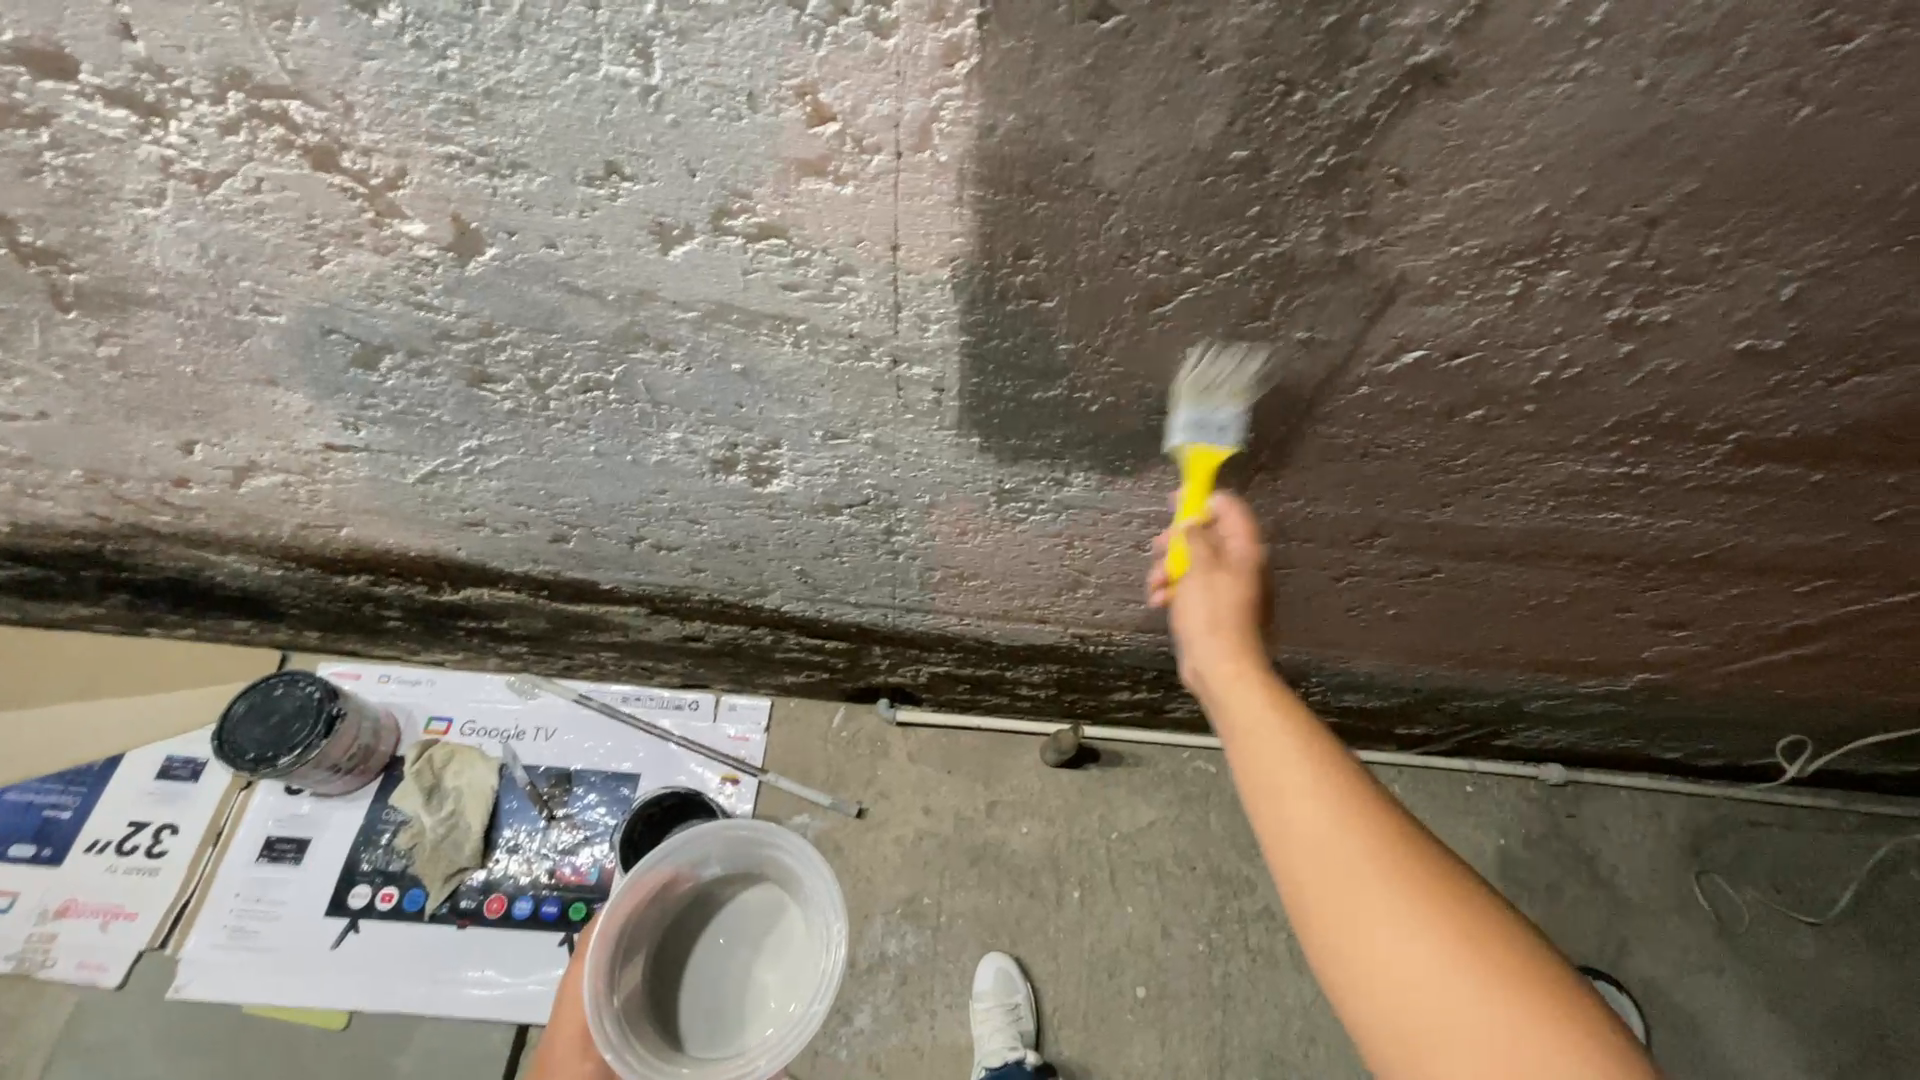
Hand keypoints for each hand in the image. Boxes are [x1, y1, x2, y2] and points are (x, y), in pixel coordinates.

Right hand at [1147, 492, 1272, 696]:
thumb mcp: (1200, 567)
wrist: (1219, 666)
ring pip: (1192, 562)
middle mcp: (1238, 564)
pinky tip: (1158, 601)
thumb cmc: (1212, 614)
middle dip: (1177, 539)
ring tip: (1155, 582)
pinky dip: (1172, 590)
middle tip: (1158, 544)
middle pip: (1206, 535)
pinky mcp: (1210, 608)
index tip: (1175, 498)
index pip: (1229, 509)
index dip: (1203, 499)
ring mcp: (1224, 587)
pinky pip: (1188, 587)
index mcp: (1244, 550)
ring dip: (1168, 568)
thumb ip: (1194, 537)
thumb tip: (1191, 522)